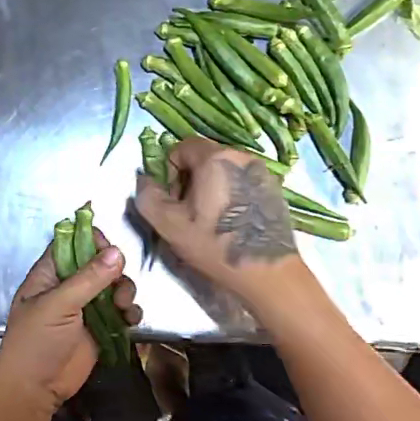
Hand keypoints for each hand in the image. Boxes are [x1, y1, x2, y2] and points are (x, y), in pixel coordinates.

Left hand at [0, 231, 141, 412]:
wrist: (35, 390)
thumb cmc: (35, 343)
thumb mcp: (58, 305)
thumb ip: (89, 278)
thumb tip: (116, 252)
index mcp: (49, 275)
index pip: (71, 243)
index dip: (90, 240)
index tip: (109, 247)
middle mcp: (69, 287)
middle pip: (99, 263)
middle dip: (114, 270)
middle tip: (118, 284)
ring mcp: (86, 308)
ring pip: (115, 286)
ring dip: (125, 291)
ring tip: (124, 306)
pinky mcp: (101, 328)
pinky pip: (122, 311)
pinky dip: (130, 312)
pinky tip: (130, 319)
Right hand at [134, 138, 306, 305]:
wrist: (267, 272)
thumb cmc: (215, 245)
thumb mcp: (169, 224)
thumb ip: (148, 196)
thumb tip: (144, 179)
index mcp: (216, 157)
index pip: (182, 147)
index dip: (170, 172)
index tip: (173, 201)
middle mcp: (243, 156)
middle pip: (205, 158)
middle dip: (190, 181)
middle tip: (189, 214)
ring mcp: (263, 173)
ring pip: (224, 172)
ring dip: (211, 190)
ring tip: (211, 222)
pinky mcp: (275, 191)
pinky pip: (243, 184)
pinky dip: (232, 196)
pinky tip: (233, 225)